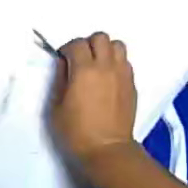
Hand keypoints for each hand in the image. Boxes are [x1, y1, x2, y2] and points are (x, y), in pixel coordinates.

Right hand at [50, 32, 137, 167]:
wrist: (107, 149)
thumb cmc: (76, 132)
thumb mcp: (56, 107)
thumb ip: (59, 80)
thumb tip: (63, 65)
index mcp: (84, 70)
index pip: (76, 44)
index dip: (66, 49)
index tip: (62, 59)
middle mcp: (106, 67)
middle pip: (100, 37)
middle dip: (88, 44)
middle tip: (80, 59)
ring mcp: (123, 74)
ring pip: (118, 45)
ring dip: (105, 50)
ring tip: (97, 65)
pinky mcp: (132, 85)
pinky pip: (125, 62)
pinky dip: (115, 63)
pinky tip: (107, 78)